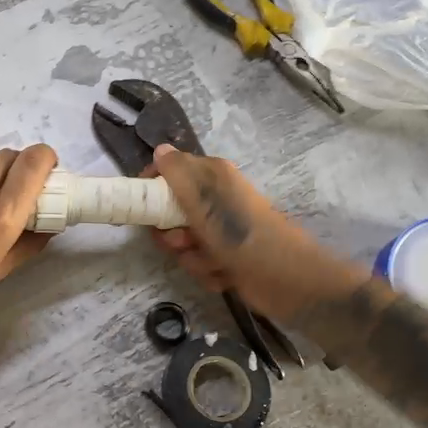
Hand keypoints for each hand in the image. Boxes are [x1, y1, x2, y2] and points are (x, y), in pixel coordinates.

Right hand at [147, 144, 363, 320]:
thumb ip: (178, 173)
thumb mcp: (204, 200)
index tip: (141, 204)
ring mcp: (220, 231)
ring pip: (183, 243)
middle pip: (170, 213)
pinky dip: (208, 272)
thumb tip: (160, 149)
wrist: (286, 279)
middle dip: (171, 234)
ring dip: (192, 257)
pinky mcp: (225, 258)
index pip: (169, 171)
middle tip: (182, 240)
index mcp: (213, 178)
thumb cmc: (242, 234)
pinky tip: (225, 274)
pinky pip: (199, 263)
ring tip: (213, 261)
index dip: (152, 186)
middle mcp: (215, 201)